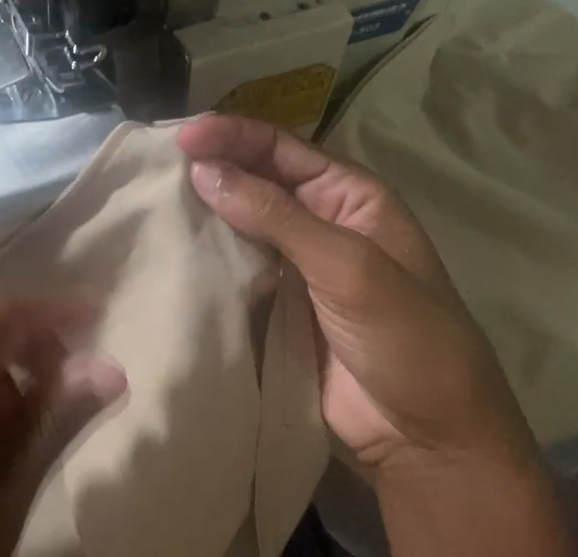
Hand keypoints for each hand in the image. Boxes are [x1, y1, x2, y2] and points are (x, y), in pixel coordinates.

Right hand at [177, 113, 534, 476]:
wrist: (427, 442)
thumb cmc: (408, 340)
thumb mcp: (350, 267)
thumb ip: (277, 216)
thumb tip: (202, 170)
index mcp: (350, 197)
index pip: (281, 148)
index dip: (232, 134)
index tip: (181, 137)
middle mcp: (319, 220)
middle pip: (253, 178)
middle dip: (209, 166)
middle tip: (155, 165)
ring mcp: (292, 264)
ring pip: (235, 221)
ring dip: (198, 209)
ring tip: (150, 200)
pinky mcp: (270, 304)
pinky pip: (229, 266)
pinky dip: (200, 253)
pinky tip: (167, 246)